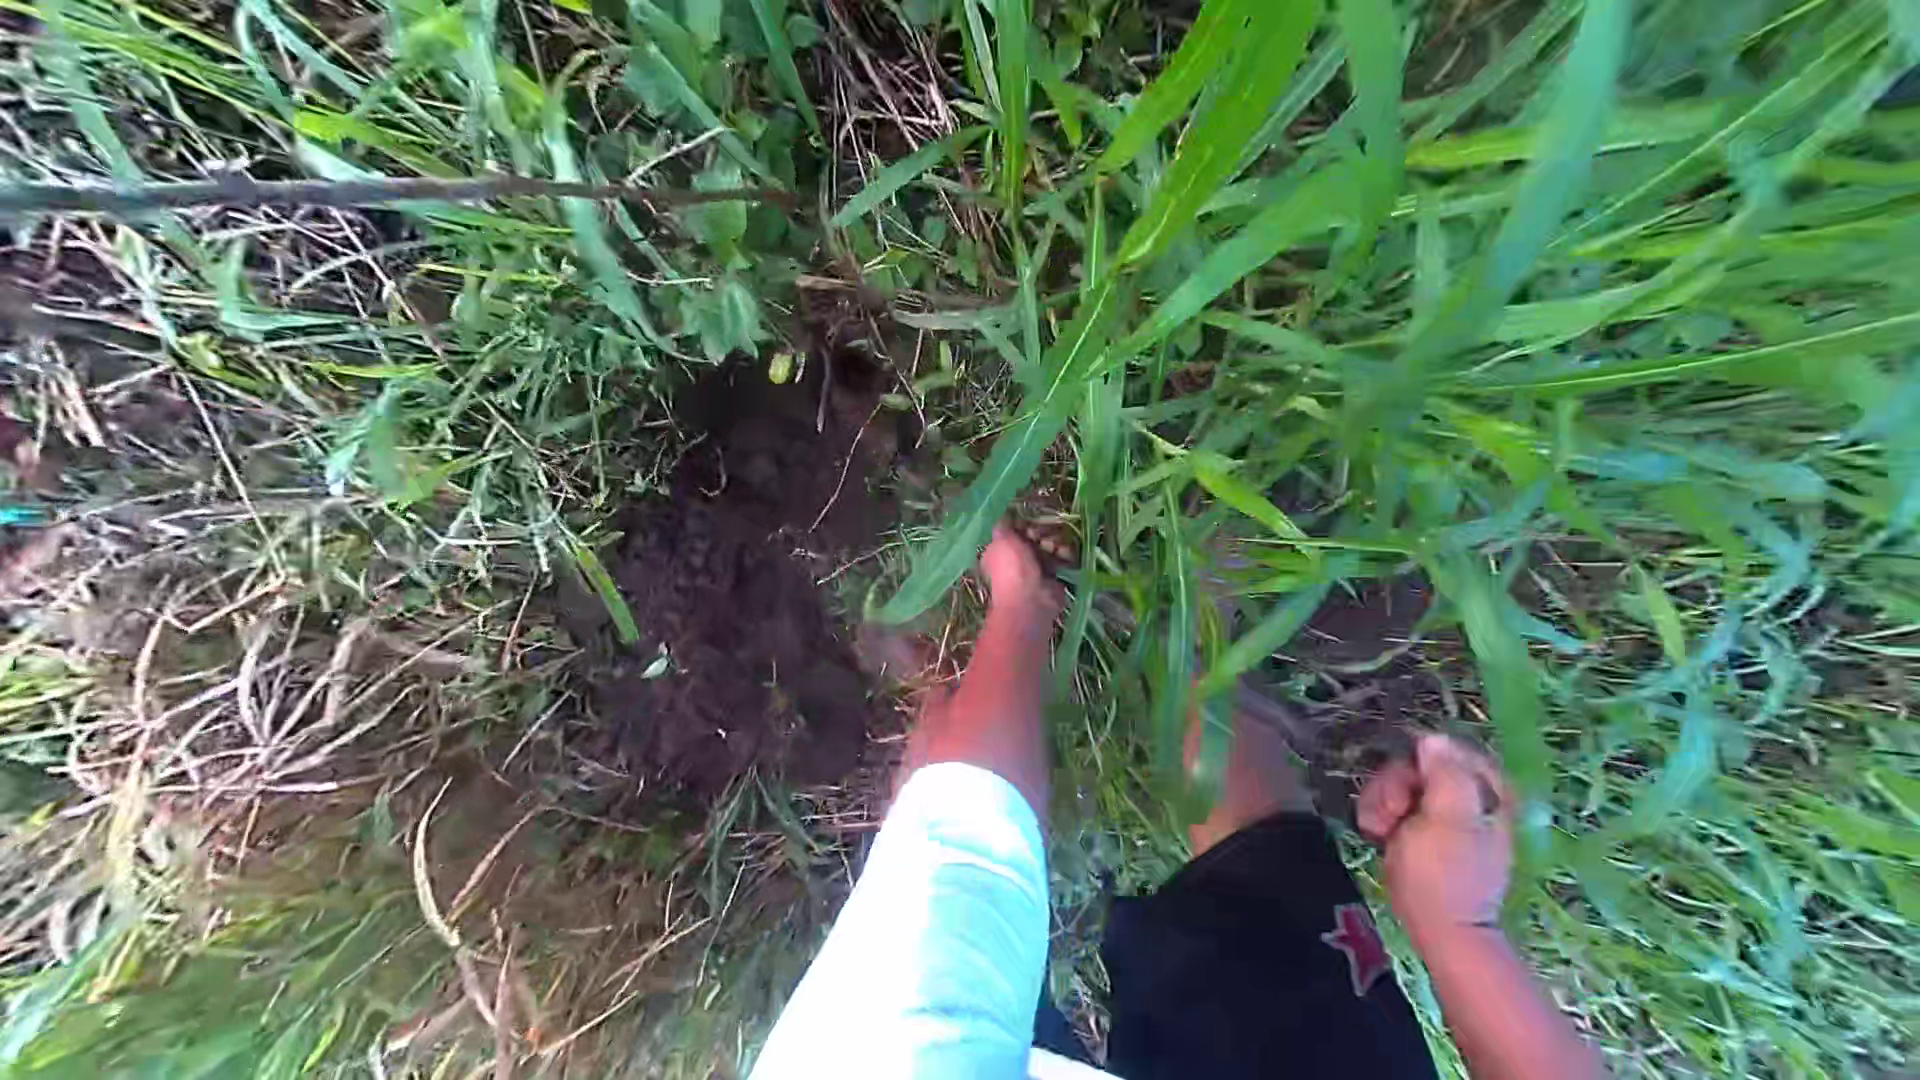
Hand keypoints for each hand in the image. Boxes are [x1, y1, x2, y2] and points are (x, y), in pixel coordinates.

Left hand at [979, 524, 1060, 616]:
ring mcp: (1036, 569)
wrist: (1031, 600)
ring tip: (1055, 547)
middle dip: (1042, 532)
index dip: (1023, 523)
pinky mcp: (1054, 577)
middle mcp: (1016, 560)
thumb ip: (1004, 525)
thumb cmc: (1012, 568)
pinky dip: (1066, 555)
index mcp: (999, 551)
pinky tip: (1064, 554)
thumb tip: (1006, 514)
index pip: (1013, 530)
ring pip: (1050, 545)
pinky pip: (1063, 559)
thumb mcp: (1002, 539)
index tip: (1030, 520)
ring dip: (1056, 543)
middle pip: (1034, 536)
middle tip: (1043, 535)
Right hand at [1357, 734, 1512, 948]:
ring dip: (1379, 802)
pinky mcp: (1420, 825)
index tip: (1406, 784)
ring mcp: (1442, 812)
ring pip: (1396, 781)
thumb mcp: (1448, 823)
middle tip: (1391, 814)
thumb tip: (1432, 738)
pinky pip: (1390, 801)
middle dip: (1392, 785)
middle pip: (1415, 764)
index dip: (1416, 760)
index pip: (1446, 748)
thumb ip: (1445, 776)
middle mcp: (1467, 795)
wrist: (1438, 928)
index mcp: (1488, 791)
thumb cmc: (1446, 876)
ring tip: (1380, 830)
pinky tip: (1378, 834)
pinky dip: (1378, 814)